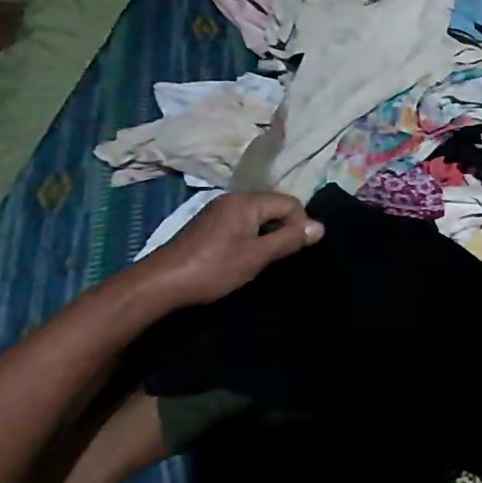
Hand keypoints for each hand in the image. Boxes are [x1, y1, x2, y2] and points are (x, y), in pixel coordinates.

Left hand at [118, 193, 323, 314]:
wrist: (161, 283)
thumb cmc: (213, 268)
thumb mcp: (257, 256)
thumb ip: (289, 239)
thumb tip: (320, 227)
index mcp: (246, 202)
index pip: (289, 202)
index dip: (301, 223)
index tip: (300, 249)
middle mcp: (232, 199)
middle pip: (273, 206)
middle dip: (285, 227)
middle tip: (284, 256)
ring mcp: (217, 211)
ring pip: (257, 216)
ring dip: (267, 234)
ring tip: (266, 259)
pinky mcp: (208, 226)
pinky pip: (241, 223)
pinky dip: (251, 236)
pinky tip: (244, 257)